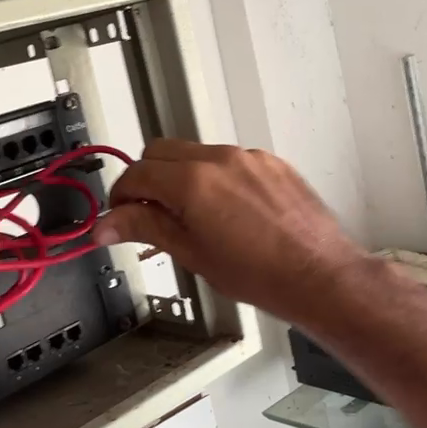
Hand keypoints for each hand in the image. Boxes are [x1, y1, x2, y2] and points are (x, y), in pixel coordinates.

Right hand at [91, 140, 376, 329]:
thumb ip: (144, 228)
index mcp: (192, 181)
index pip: (136, 173)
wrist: (319, 276)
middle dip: (145, 178)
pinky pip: (228, 161)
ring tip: (188, 217)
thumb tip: (107, 225)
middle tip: (145, 213)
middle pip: (159, 151)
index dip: (120, 197)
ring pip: (194, 153)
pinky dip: (213, 178)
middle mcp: (219, 159)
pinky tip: (222, 212)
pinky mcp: (270, 164)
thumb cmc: (262, 273)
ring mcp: (248, 158)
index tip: (118, 217)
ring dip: (179, 176)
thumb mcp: (190, 254)